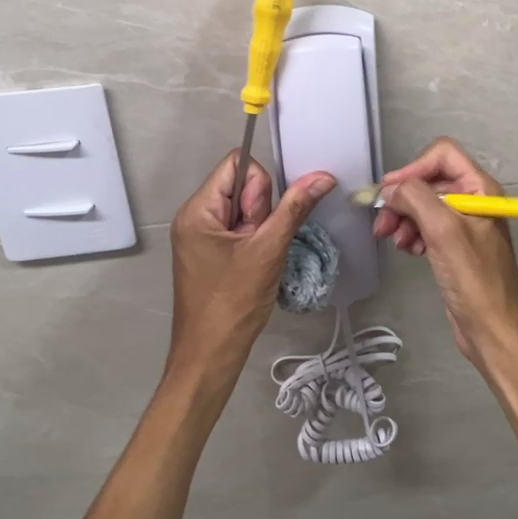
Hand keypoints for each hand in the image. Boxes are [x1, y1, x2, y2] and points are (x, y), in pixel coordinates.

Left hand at [167, 151, 335, 377]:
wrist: (210, 356)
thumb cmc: (233, 302)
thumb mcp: (269, 250)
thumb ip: (295, 207)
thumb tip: (323, 176)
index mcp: (198, 209)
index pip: (237, 162)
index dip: (259, 185)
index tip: (261, 220)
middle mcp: (194, 215)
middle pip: (241, 183)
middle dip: (260, 209)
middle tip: (258, 244)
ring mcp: (200, 234)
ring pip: (243, 207)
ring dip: (259, 227)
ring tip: (256, 258)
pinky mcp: (208, 251)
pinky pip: (238, 226)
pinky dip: (253, 239)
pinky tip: (254, 263)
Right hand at [372, 138, 517, 367]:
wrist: (492, 330)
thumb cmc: (474, 279)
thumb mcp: (444, 231)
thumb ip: (417, 199)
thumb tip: (391, 189)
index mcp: (481, 188)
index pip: (443, 155)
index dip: (414, 168)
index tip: (391, 192)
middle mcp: (474, 200)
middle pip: (430, 181)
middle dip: (404, 198)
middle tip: (382, 223)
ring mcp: (465, 225)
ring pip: (425, 205)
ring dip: (405, 218)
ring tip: (394, 240)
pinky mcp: (455, 247)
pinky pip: (428, 227)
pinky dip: (413, 233)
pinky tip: (408, 250)